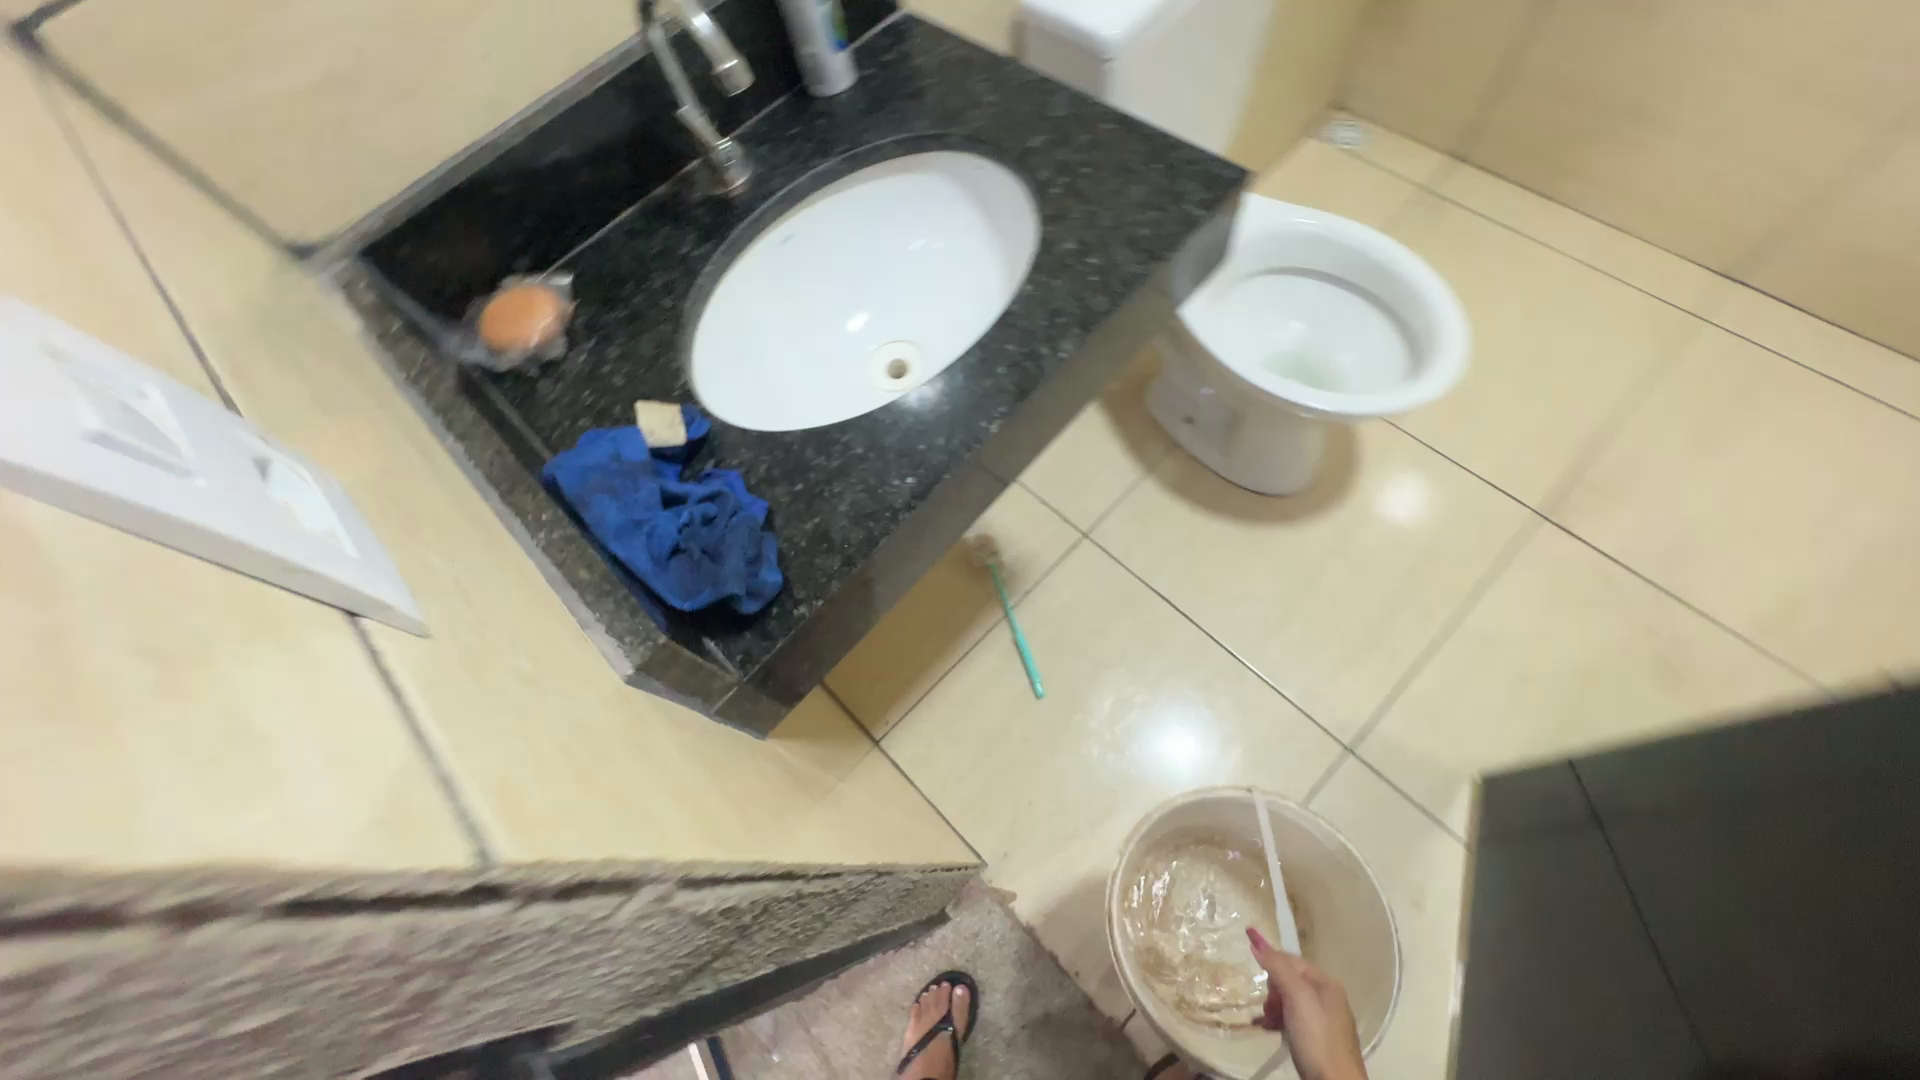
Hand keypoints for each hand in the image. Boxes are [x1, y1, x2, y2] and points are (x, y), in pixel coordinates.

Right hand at [1247, 927, 1368, 1079]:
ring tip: (1268, 1022)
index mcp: (1326, 983)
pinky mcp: (1318, 1040)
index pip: (1291, 960)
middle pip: (1290, 981)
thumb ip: (1277, 967)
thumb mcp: (1296, 997)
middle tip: (1269, 1008)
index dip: (1272, 966)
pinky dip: (1279, 1021)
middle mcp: (1328, 998)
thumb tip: (1255, 938)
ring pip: (1289, 1002)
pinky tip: (1269, 1029)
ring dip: (1274, 1008)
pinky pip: (1293, 1020)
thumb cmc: (1317, 1037)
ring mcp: (1324, 1020)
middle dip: (1273, 991)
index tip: (1257, 980)